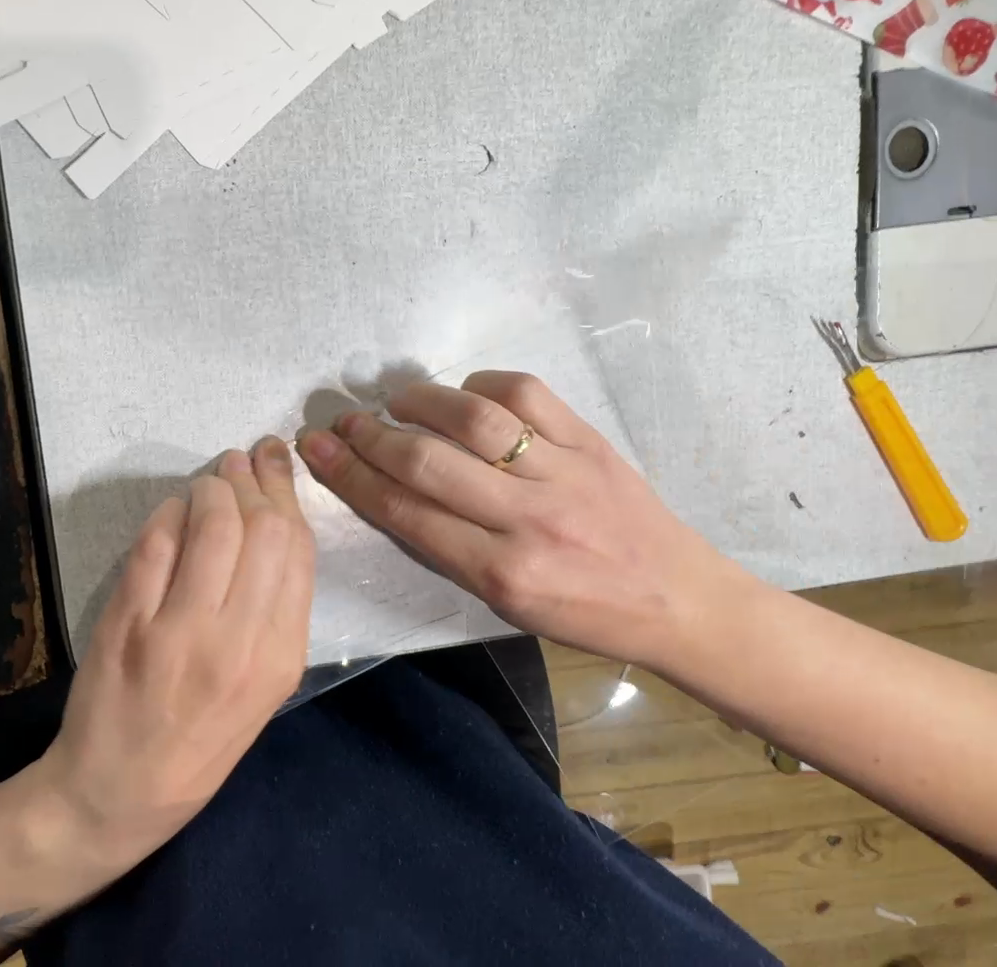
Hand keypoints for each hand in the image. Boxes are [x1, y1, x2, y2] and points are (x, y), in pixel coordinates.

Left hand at [33, 437, 314, 858]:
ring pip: (211, 525)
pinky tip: (172, 509)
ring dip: (212, 488)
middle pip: (262, 528)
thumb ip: (273, 614)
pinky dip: (167, 512)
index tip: (275, 465)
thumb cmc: (199, 747)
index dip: (285, 495)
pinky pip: (155, 543)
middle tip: (241, 461)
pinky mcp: (127, 621)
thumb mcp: (262, 693)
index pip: (296, 551)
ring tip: (211, 481)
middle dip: (253, 479)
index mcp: (280, 660)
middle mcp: (238, 641)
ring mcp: (178, 629)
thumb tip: (271, 529)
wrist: (118, 793)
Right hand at [294, 372, 753, 666]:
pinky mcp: (592, 441)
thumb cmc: (580, 612)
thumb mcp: (501, 602)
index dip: (351, 476)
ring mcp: (565, 474)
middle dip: (371, 437)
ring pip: (473, 419)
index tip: (317, 449)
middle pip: (428, 463)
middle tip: (343, 422)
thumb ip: (445, 546)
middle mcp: (530, 521)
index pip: (405, 513)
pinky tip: (464, 396)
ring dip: (419, 402)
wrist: (678, 599)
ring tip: (394, 402)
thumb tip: (388, 487)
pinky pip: (527, 394)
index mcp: (501, 573)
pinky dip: (482, 385)